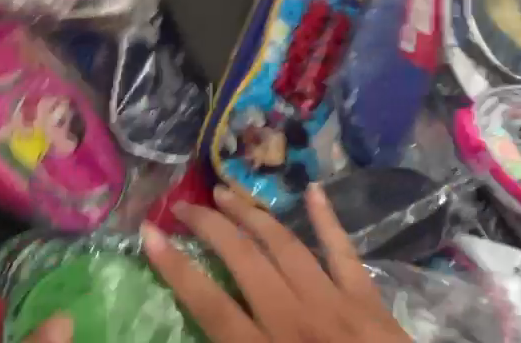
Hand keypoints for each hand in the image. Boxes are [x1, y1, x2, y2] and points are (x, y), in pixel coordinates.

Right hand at [141, 183, 409, 342]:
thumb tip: (206, 333)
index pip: (210, 304)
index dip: (175, 267)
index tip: (148, 231)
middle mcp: (296, 323)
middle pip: (242, 260)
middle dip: (207, 226)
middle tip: (182, 206)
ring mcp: (337, 308)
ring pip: (284, 245)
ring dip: (250, 214)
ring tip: (224, 192)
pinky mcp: (373, 307)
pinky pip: (345, 255)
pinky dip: (328, 221)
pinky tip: (312, 192)